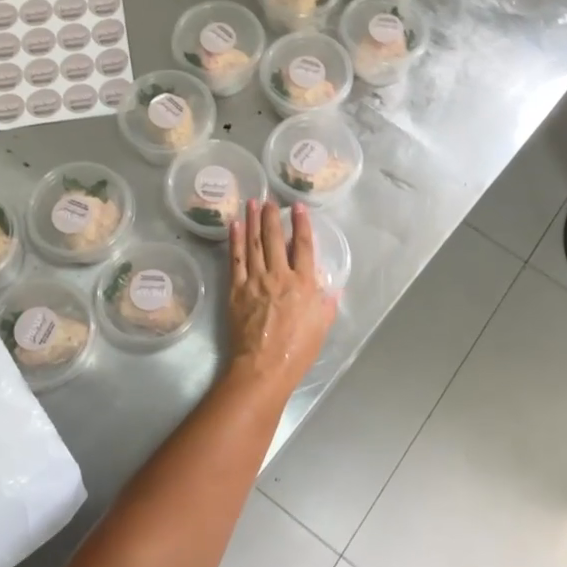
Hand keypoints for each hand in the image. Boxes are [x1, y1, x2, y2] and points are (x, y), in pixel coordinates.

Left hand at [226, 200, 337, 390]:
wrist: (264, 367)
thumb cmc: (297, 351)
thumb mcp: (322, 327)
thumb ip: (327, 304)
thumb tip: (331, 289)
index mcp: (304, 284)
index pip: (304, 246)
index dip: (302, 224)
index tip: (299, 208)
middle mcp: (279, 276)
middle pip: (275, 238)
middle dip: (273, 216)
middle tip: (269, 199)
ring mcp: (255, 281)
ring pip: (254, 244)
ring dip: (253, 221)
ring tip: (252, 203)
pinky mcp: (236, 290)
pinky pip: (235, 260)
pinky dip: (235, 240)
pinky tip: (235, 226)